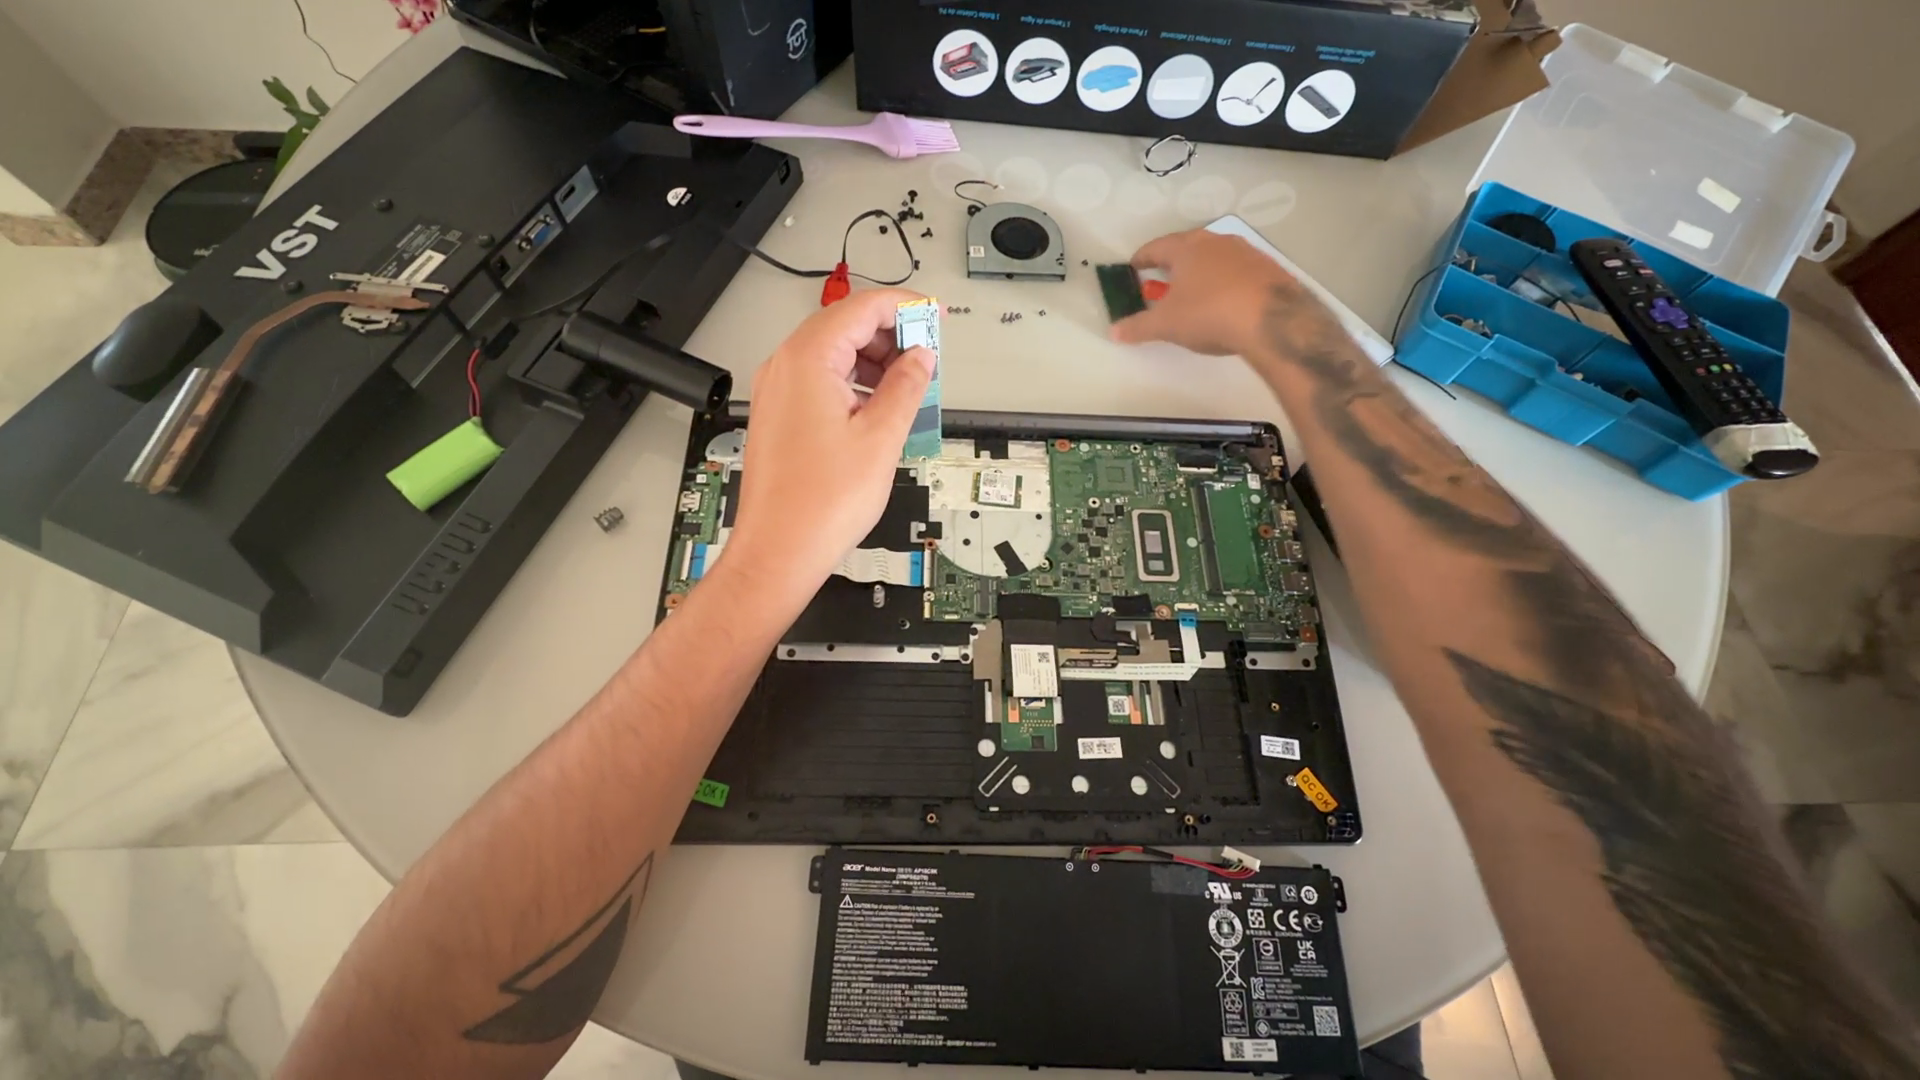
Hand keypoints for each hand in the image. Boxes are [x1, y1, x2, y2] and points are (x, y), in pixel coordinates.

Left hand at [722, 288, 935, 606]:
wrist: (779, 550)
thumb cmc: (820, 504)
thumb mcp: (882, 437)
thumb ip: (906, 386)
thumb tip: (921, 357)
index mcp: (807, 361)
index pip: (861, 308)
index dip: (904, 307)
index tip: (934, 316)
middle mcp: (784, 368)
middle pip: (843, 325)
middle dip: (890, 335)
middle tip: (928, 356)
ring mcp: (777, 392)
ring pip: (831, 354)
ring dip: (872, 360)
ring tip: (909, 386)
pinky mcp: (778, 416)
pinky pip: (818, 380)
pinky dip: (852, 382)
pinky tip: (878, 406)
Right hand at [1110, 229, 1326, 356]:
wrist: (1271, 320)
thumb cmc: (1208, 313)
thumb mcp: (1166, 325)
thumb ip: (1138, 327)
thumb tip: (1114, 331)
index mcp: (1187, 248)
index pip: (1156, 247)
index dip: (1142, 259)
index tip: (1133, 267)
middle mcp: (1216, 241)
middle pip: (1187, 248)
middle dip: (1172, 264)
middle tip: (1161, 281)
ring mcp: (1246, 252)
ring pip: (1215, 258)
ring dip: (1201, 272)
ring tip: (1193, 293)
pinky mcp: (1268, 269)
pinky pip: (1237, 272)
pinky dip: (1225, 283)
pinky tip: (1224, 302)